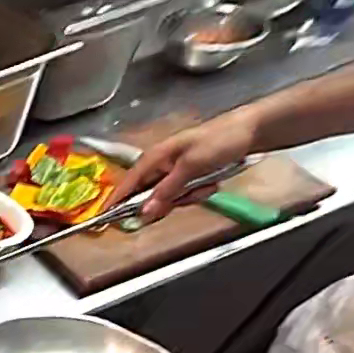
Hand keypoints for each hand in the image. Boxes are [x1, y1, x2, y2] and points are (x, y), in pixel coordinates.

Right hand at [107, 110, 259, 220]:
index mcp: (154, 159)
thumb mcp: (191, 167)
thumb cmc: (220, 140)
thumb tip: (143, 213)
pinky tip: (209, 184)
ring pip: (166, 201)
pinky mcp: (185, 180)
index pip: (126, 185)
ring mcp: (172, 174)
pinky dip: (195, 195)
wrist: (252, 131)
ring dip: (186, 198)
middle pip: (146, 198)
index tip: (101, 221)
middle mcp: (159, 168)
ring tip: (204, 184)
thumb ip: (166, 191)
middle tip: (186, 195)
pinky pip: (181, 198)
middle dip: (166, 202)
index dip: (113, 203)